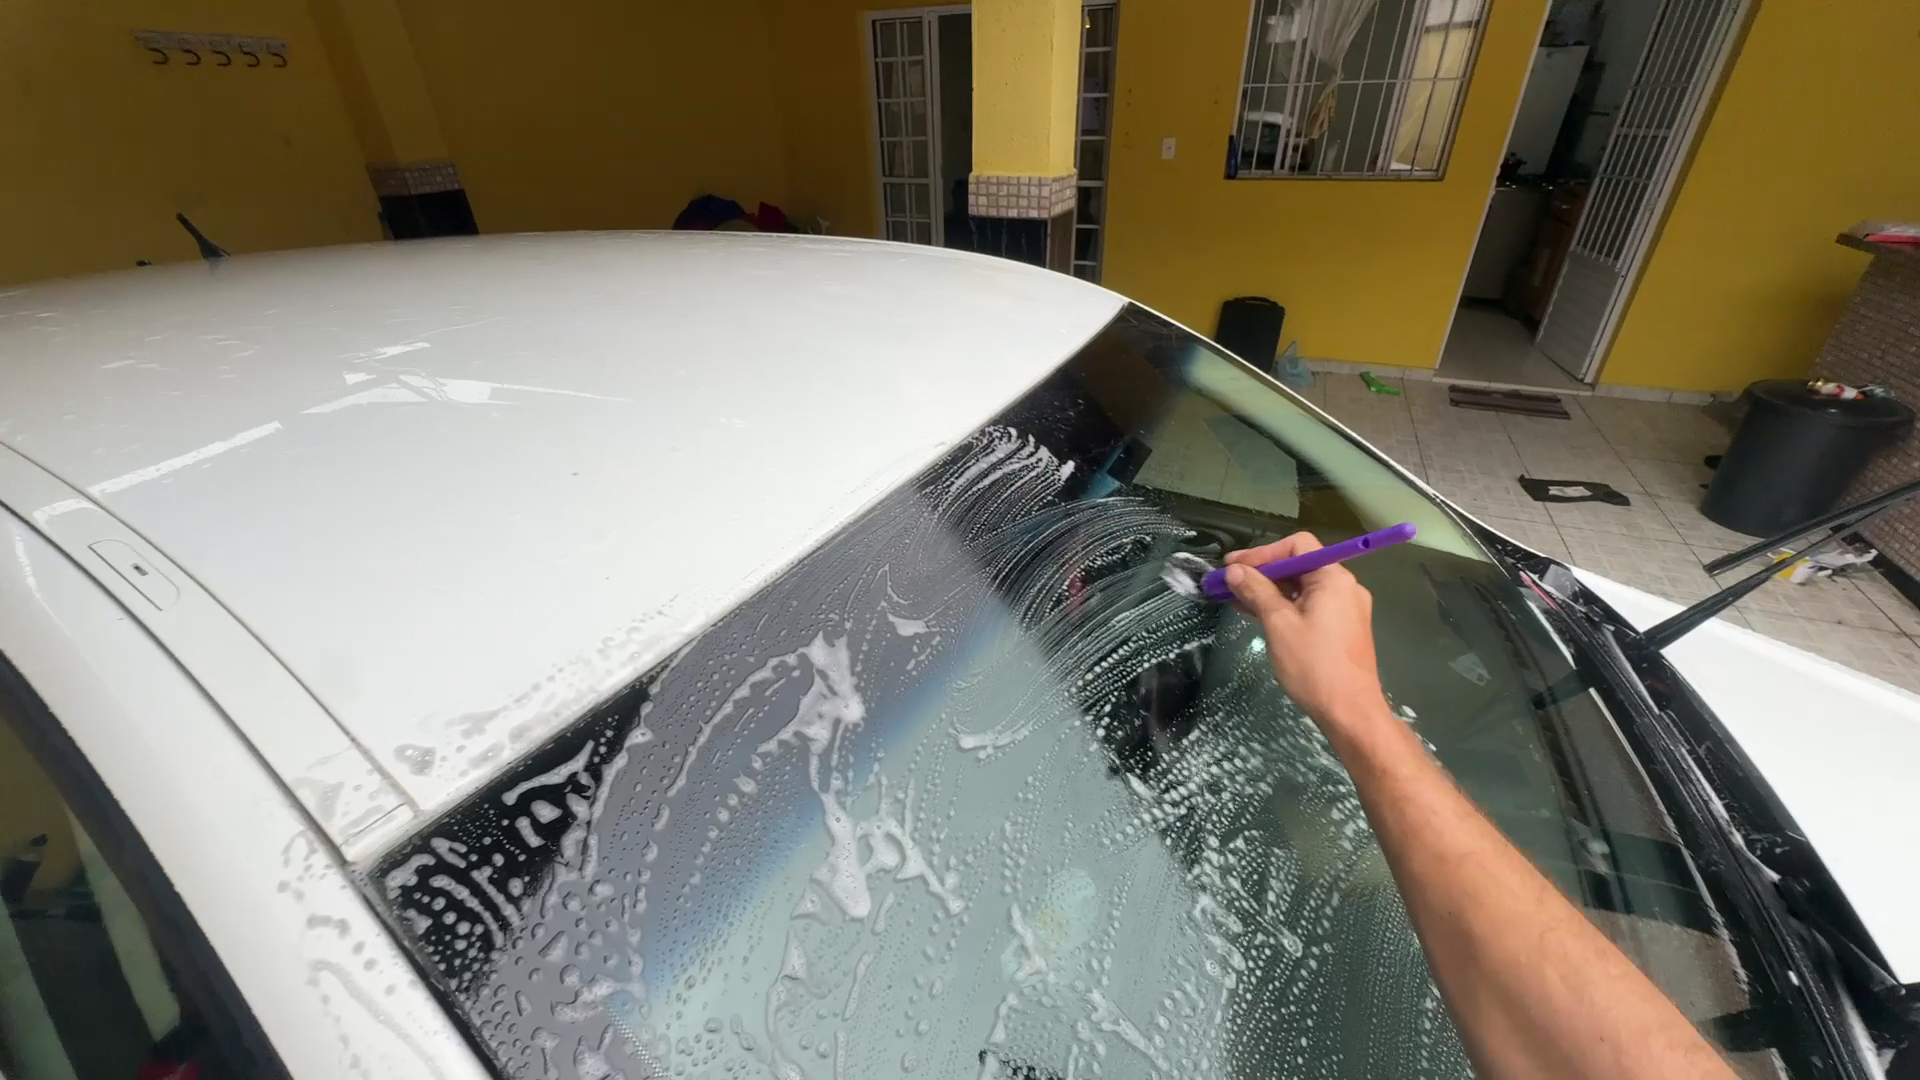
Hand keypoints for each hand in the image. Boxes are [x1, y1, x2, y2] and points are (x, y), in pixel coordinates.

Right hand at [1223, 532, 1389, 734]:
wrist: (1350, 712)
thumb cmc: (1313, 665)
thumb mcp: (1278, 624)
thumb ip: (1256, 591)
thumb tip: (1235, 571)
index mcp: (1333, 579)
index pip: (1297, 546)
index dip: (1262, 553)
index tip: (1232, 567)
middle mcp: (1344, 587)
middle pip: (1299, 564)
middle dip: (1262, 571)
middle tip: (1228, 582)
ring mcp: (1345, 608)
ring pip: (1301, 586)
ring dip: (1268, 589)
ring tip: (1235, 598)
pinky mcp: (1341, 628)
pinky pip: (1308, 605)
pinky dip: (1282, 605)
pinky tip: (1256, 613)